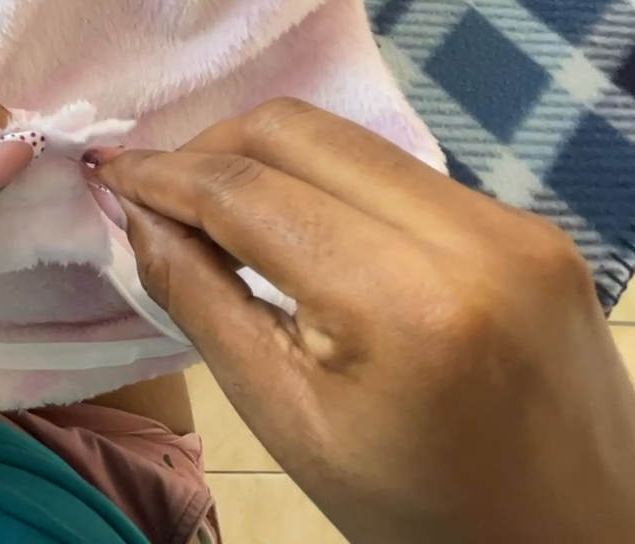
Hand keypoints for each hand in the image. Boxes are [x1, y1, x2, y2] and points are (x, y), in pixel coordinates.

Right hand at [87, 99, 634, 543]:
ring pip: (338, 135)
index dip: (162, 174)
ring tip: (217, 205)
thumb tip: (134, 208)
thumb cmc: (408, 515)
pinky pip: (385, 166)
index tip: (108, 170)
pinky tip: (292, 222)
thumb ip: (193, 293)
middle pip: (292, 130)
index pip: (246, 193)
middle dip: (205, 148)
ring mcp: (513, 222)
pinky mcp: (527, 225)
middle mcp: (472, 237)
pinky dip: (315, 176)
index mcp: (407, 305)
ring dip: (257, 156)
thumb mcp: (277, 413)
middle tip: (162, 194)